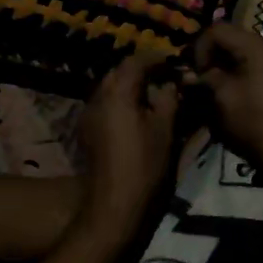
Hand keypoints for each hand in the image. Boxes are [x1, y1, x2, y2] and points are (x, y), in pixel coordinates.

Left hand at [78, 54, 180, 222]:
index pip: (136, 61)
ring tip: (154, 97)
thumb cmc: (144, 164)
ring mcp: (89, 114)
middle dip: (142, 71)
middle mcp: (98, 97)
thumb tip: (174, 82)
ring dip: (131, 86)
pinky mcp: (87, 130)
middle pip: (119, 72)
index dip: (157, 60)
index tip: (175, 65)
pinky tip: (137, 115)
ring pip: (110, 87)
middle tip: (166, 79)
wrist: (114, 203)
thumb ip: (169, 98)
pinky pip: (105, 104)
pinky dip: (121, 101)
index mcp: (118, 93)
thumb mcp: (165, 128)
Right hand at [188, 23, 262, 170]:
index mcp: (259, 47)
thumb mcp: (222, 98)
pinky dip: (240, 71)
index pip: (219, 30)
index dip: (200, 48)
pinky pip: (257, 63)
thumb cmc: (253, 123)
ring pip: (245, 51)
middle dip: (212, 55)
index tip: (196, 73)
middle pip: (233, 38)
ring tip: (214, 87)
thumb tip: (188, 75)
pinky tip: (232, 91)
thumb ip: (204, 79)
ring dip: (225, 64)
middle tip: (201, 79)